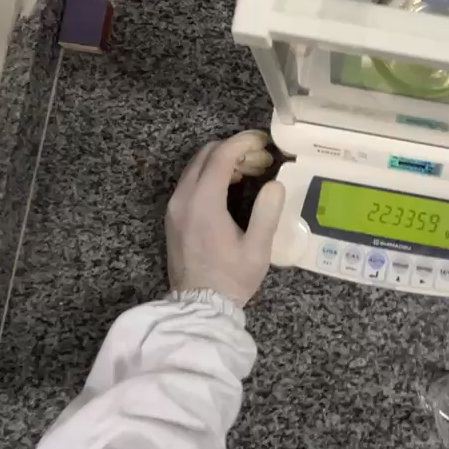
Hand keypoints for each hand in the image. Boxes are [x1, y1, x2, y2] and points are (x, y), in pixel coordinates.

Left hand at [166, 131, 285, 306]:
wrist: (199, 306)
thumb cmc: (231, 279)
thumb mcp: (257, 249)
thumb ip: (267, 212)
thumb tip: (274, 183)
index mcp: (203, 203)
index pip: (222, 156)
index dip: (244, 143)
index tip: (264, 142)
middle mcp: (183, 198)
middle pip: (206, 155)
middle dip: (234, 150)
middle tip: (261, 160)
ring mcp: (175, 207)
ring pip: (196, 166)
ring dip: (222, 161)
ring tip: (250, 172)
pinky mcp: (174, 216)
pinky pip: (190, 181)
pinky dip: (211, 174)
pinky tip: (231, 187)